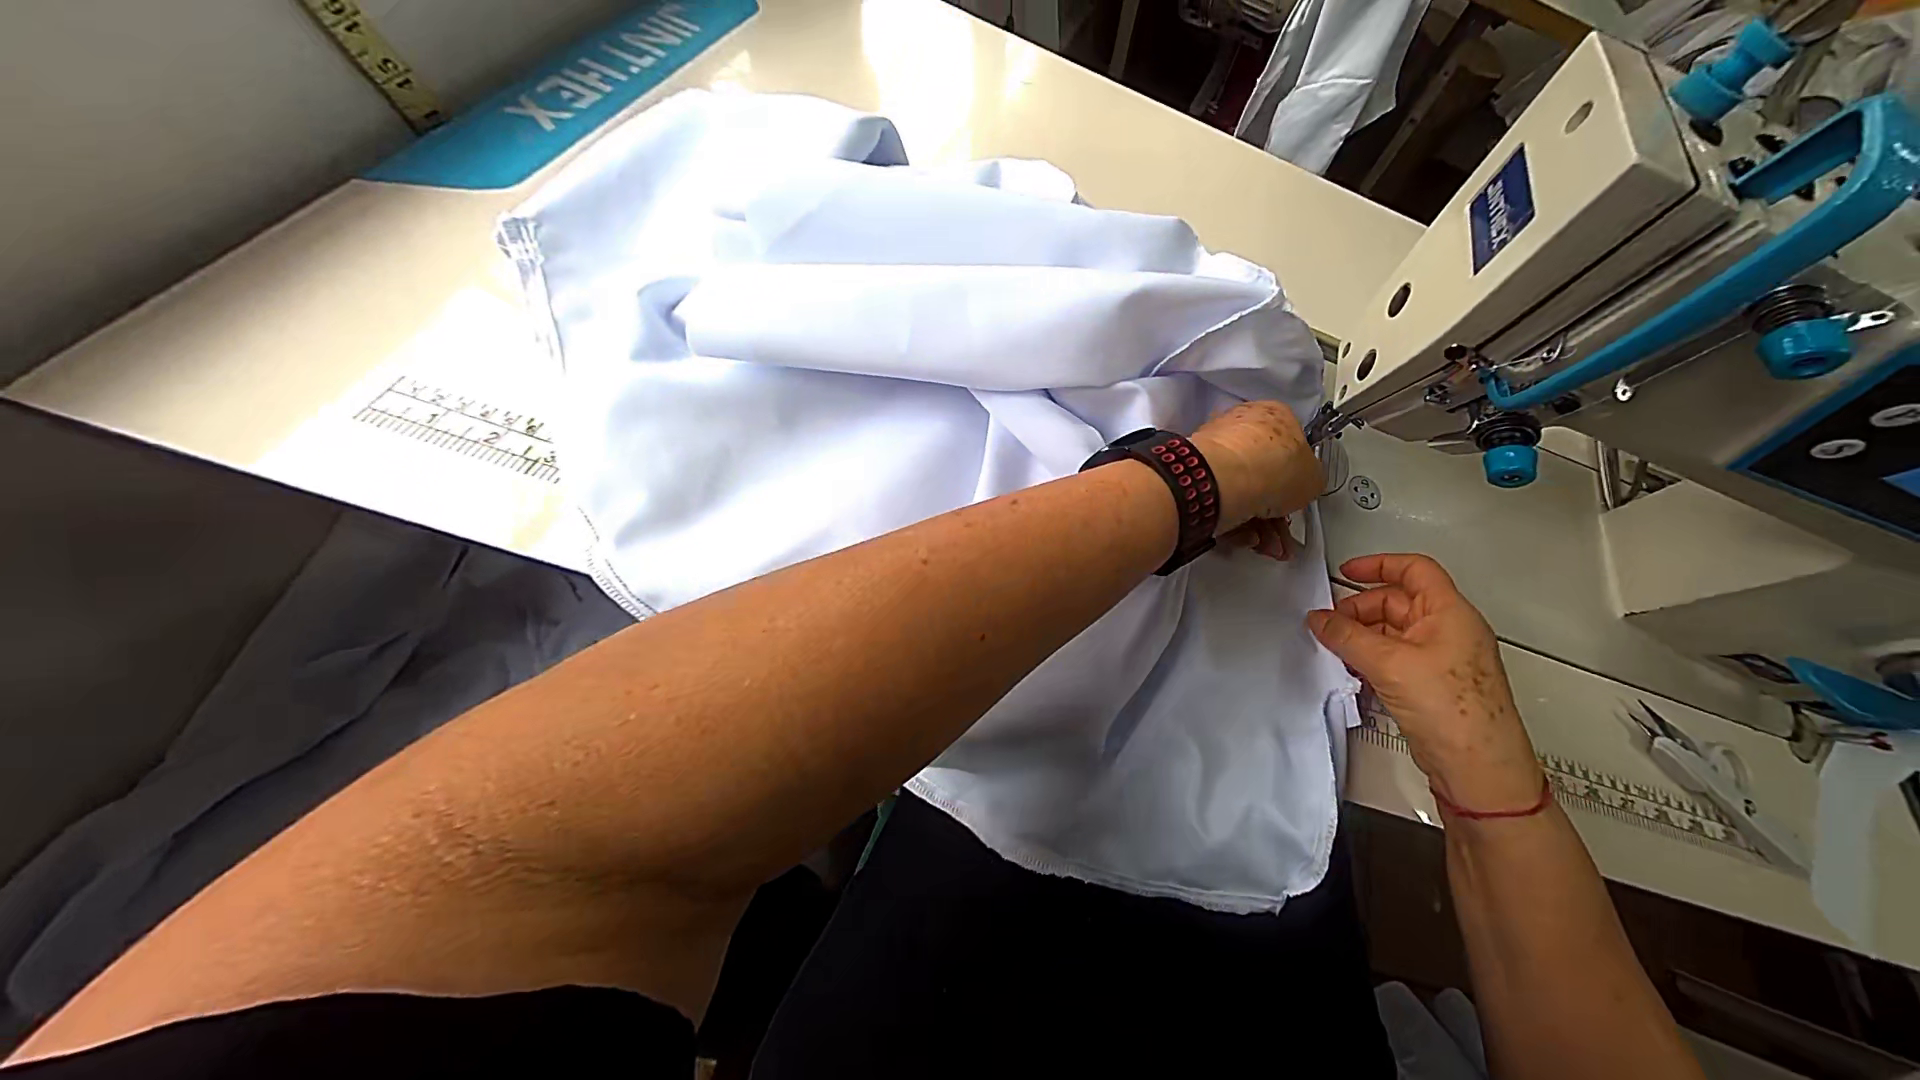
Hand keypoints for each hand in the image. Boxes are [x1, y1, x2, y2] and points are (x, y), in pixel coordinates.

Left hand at [1189, 401, 1320, 538]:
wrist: (1226, 480)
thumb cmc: (1272, 467)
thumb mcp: (1314, 476)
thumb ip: (1311, 478)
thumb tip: (1306, 485)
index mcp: (1272, 415)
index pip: (1290, 443)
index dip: (1295, 475)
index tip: (1297, 495)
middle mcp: (1239, 425)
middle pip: (1262, 471)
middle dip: (1275, 507)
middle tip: (1282, 529)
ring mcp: (1214, 449)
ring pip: (1241, 489)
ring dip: (1258, 521)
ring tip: (1266, 541)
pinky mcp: (1194, 473)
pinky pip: (1219, 499)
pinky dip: (1233, 520)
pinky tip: (1245, 535)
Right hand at [1305, 554, 1544, 814]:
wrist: (1477, 767)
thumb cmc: (1448, 707)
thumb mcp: (1388, 663)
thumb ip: (1346, 635)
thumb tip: (1316, 618)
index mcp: (1449, 613)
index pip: (1415, 570)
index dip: (1378, 565)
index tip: (1344, 573)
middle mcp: (1447, 630)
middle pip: (1396, 601)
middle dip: (1359, 608)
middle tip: (1327, 624)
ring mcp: (1439, 658)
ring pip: (1391, 631)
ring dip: (1360, 635)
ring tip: (1333, 649)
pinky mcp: (1429, 683)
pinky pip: (1392, 657)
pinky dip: (1368, 657)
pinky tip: (1349, 670)